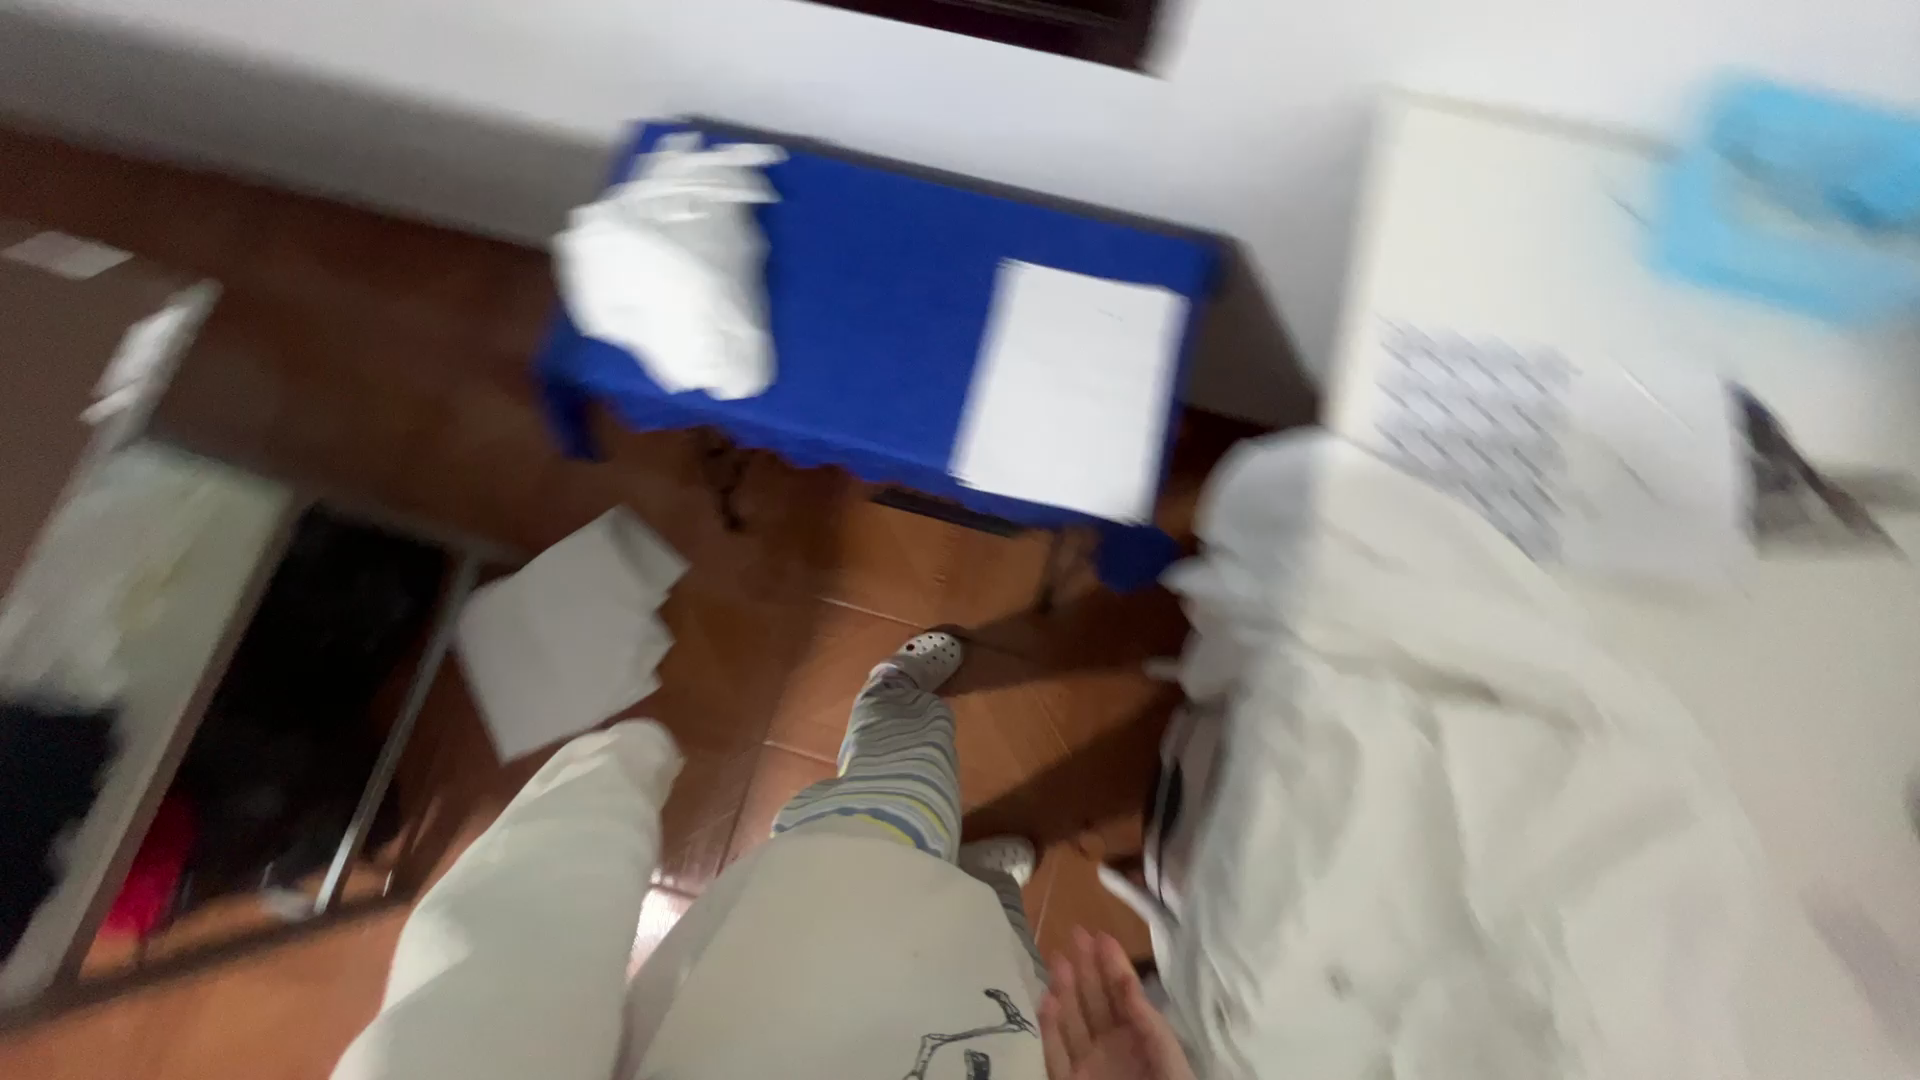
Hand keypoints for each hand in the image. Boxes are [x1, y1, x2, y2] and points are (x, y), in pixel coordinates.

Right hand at [1038, 929, 1195, 1079]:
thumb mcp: (1166, 1057)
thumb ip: (1146, 1019)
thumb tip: (1126, 978)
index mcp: (1139, 1039)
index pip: (1122, 994)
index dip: (1111, 964)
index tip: (1099, 934)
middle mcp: (1111, 1048)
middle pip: (1094, 1001)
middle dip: (1084, 967)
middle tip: (1074, 933)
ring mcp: (1088, 1067)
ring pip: (1072, 1021)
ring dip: (1064, 989)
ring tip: (1058, 959)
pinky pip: (1055, 1054)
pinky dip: (1049, 1028)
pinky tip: (1046, 1001)